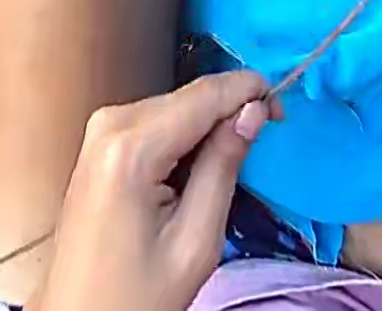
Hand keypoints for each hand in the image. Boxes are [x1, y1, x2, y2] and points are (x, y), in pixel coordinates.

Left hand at [33, 71, 273, 310]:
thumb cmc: (136, 295)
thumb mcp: (195, 242)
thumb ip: (224, 166)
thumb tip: (252, 111)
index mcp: (131, 146)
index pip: (202, 94)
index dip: (246, 90)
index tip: (279, 106)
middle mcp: (111, 120)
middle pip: (188, 97)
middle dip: (229, 108)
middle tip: (264, 133)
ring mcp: (102, 125)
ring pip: (175, 105)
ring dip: (207, 123)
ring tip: (228, 163)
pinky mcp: (102, 136)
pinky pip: (156, 119)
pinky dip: (184, 134)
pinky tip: (193, 168)